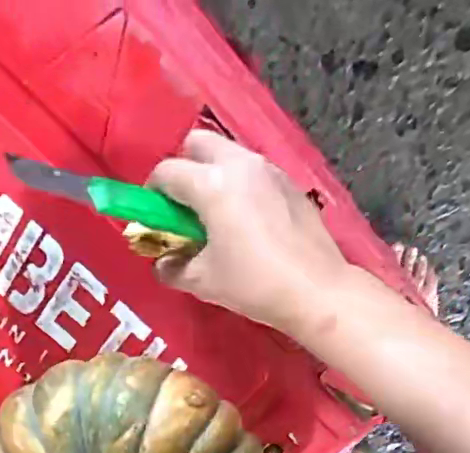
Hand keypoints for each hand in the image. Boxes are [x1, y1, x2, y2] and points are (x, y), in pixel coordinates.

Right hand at [146, 130, 371, 331]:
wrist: (317, 290)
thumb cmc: (255, 285)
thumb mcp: (205, 282)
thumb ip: (173, 268)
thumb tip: (161, 263)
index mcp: (211, 184)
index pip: (166, 172)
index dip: (152, 194)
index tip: (154, 217)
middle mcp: (239, 164)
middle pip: (198, 145)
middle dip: (184, 169)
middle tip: (186, 208)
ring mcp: (269, 170)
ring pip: (229, 155)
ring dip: (214, 175)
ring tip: (218, 216)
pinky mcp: (290, 183)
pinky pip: (255, 172)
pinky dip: (242, 186)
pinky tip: (249, 222)